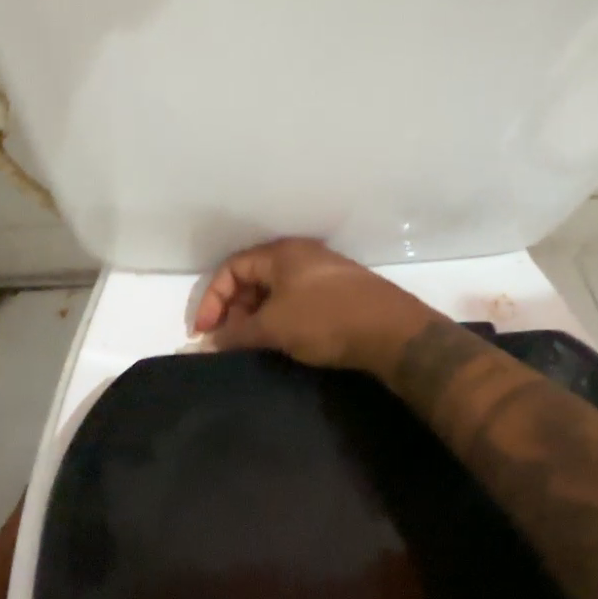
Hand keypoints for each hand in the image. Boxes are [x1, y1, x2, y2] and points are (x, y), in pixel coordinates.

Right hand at [192, 238, 436, 373]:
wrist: (392, 332)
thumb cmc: (325, 320)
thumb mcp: (273, 328)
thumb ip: (236, 333)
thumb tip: (210, 342)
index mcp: (281, 253)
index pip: (231, 268)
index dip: (212, 299)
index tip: (205, 332)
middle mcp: (301, 256)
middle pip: (253, 278)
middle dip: (235, 309)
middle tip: (230, 341)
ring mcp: (323, 273)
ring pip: (275, 292)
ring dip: (257, 317)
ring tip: (253, 345)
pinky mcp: (340, 293)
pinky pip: (296, 301)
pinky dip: (281, 319)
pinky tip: (283, 342)